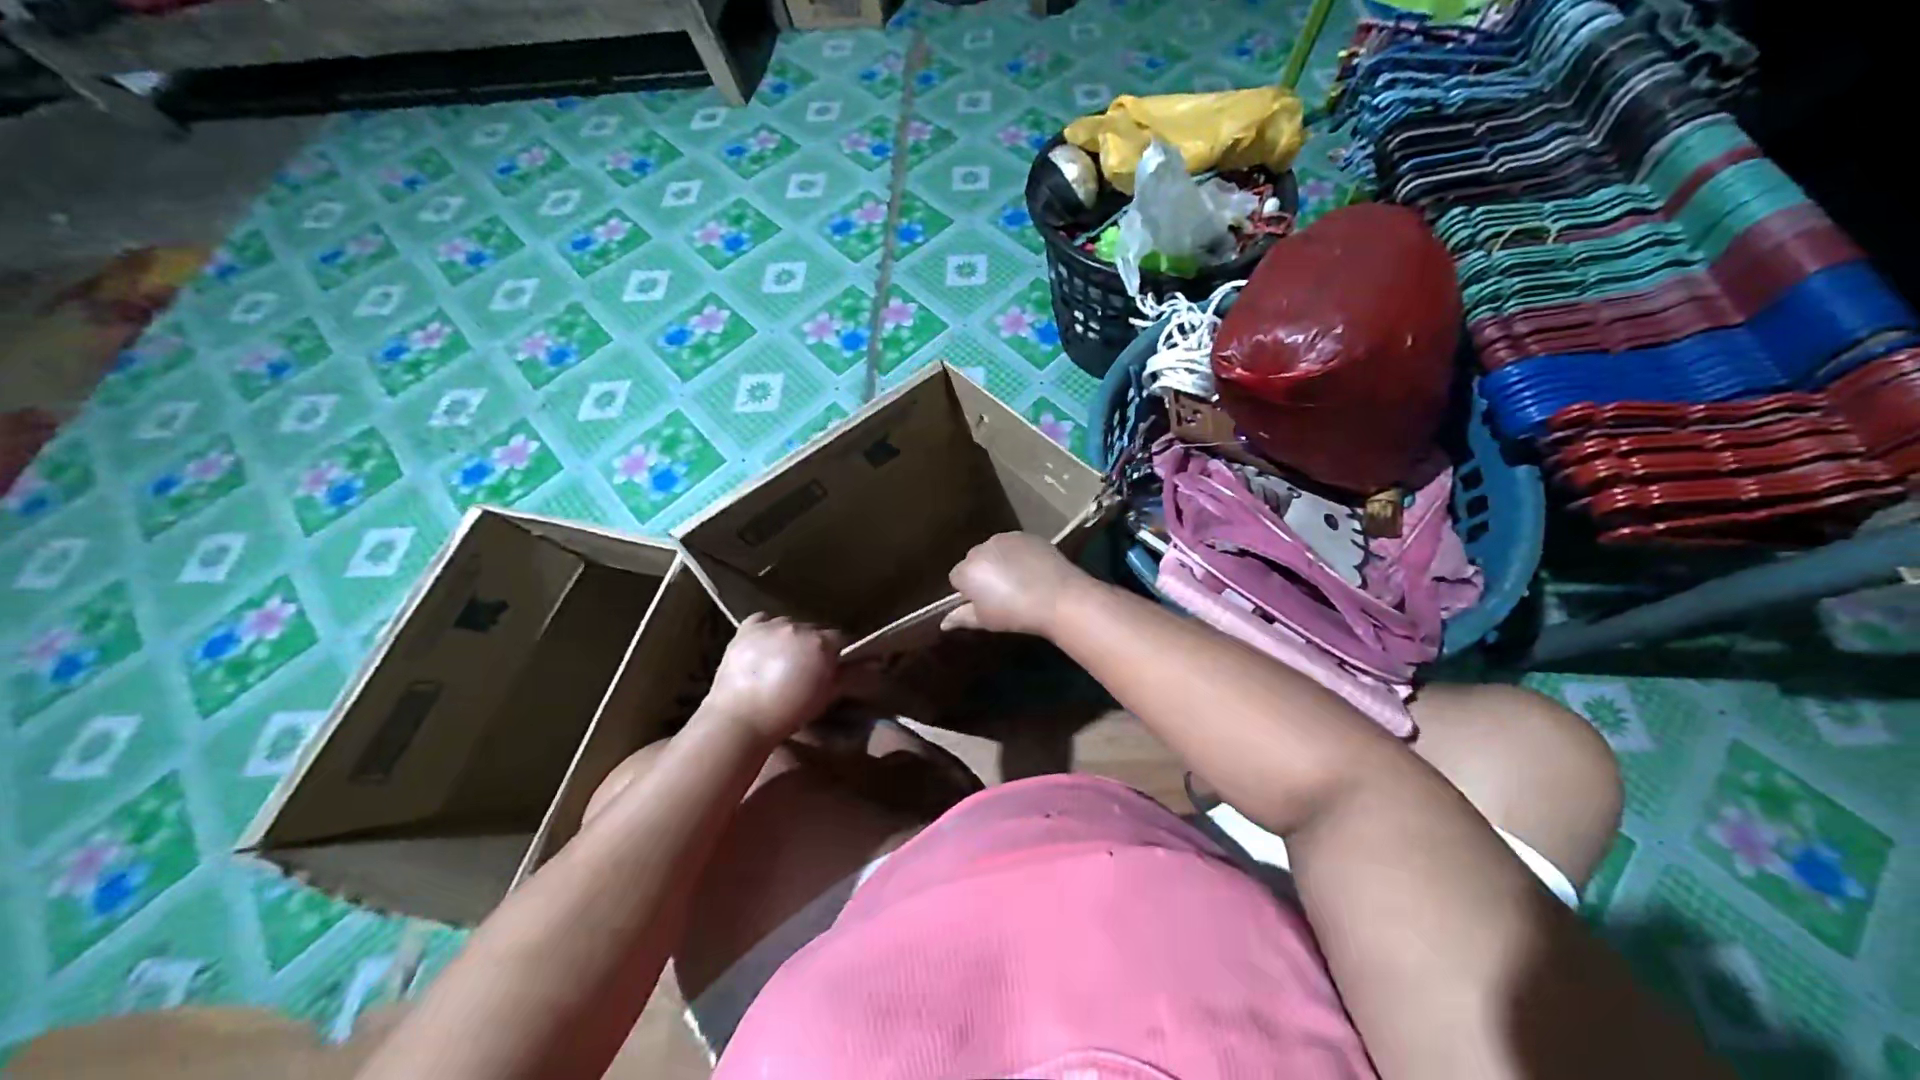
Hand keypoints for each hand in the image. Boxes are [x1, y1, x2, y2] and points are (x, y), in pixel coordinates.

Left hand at [704, 613, 845, 741]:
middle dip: (815, 646)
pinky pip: (763, 621)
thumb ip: (851, 676)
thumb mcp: (826, 697)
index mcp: (821, 642)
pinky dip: (767, 631)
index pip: (841, 638)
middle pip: (815, 630)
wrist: (739, 720)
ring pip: (790, 625)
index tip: (833, 669)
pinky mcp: (746, 629)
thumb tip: (875, 664)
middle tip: (806, 670)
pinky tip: (764, 647)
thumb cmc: (788, 713)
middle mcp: (798, 626)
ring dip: (791, 638)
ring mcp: (770, 625)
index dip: (839, 654)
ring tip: (782, 662)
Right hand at [942, 532, 1093, 636]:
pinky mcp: (1026, 535)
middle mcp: (981, 548)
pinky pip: (1014, 545)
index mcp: (967, 570)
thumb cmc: (1016, 614)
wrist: (1059, 597)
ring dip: (1000, 561)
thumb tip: (943, 623)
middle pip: (974, 560)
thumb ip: (961, 617)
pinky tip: (1033, 570)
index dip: (969, 591)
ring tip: (1020, 581)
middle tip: (1003, 593)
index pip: (957, 578)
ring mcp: (1005, 538)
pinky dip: (1018, 555)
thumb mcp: (985, 620)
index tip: (985, 602)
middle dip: (983, 573)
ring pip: (994, 551)